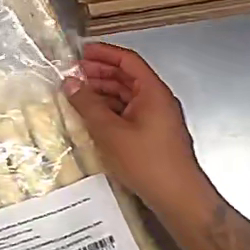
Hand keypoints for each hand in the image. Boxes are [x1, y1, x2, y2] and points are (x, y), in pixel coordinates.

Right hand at [64, 42, 216, 218]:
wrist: (178, 197)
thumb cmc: (147, 162)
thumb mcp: (110, 131)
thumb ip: (88, 105)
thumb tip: (70, 83)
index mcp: (152, 91)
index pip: (128, 60)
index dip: (104, 53)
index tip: (82, 51)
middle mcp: (158, 100)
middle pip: (127, 76)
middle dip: (100, 73)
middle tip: (74, 74)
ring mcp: (157, 118)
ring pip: (127, 95)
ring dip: (103, 92)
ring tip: (78, 95)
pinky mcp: (154, 135)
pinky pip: (129, 112)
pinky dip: (110, 109)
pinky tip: (93, 117)